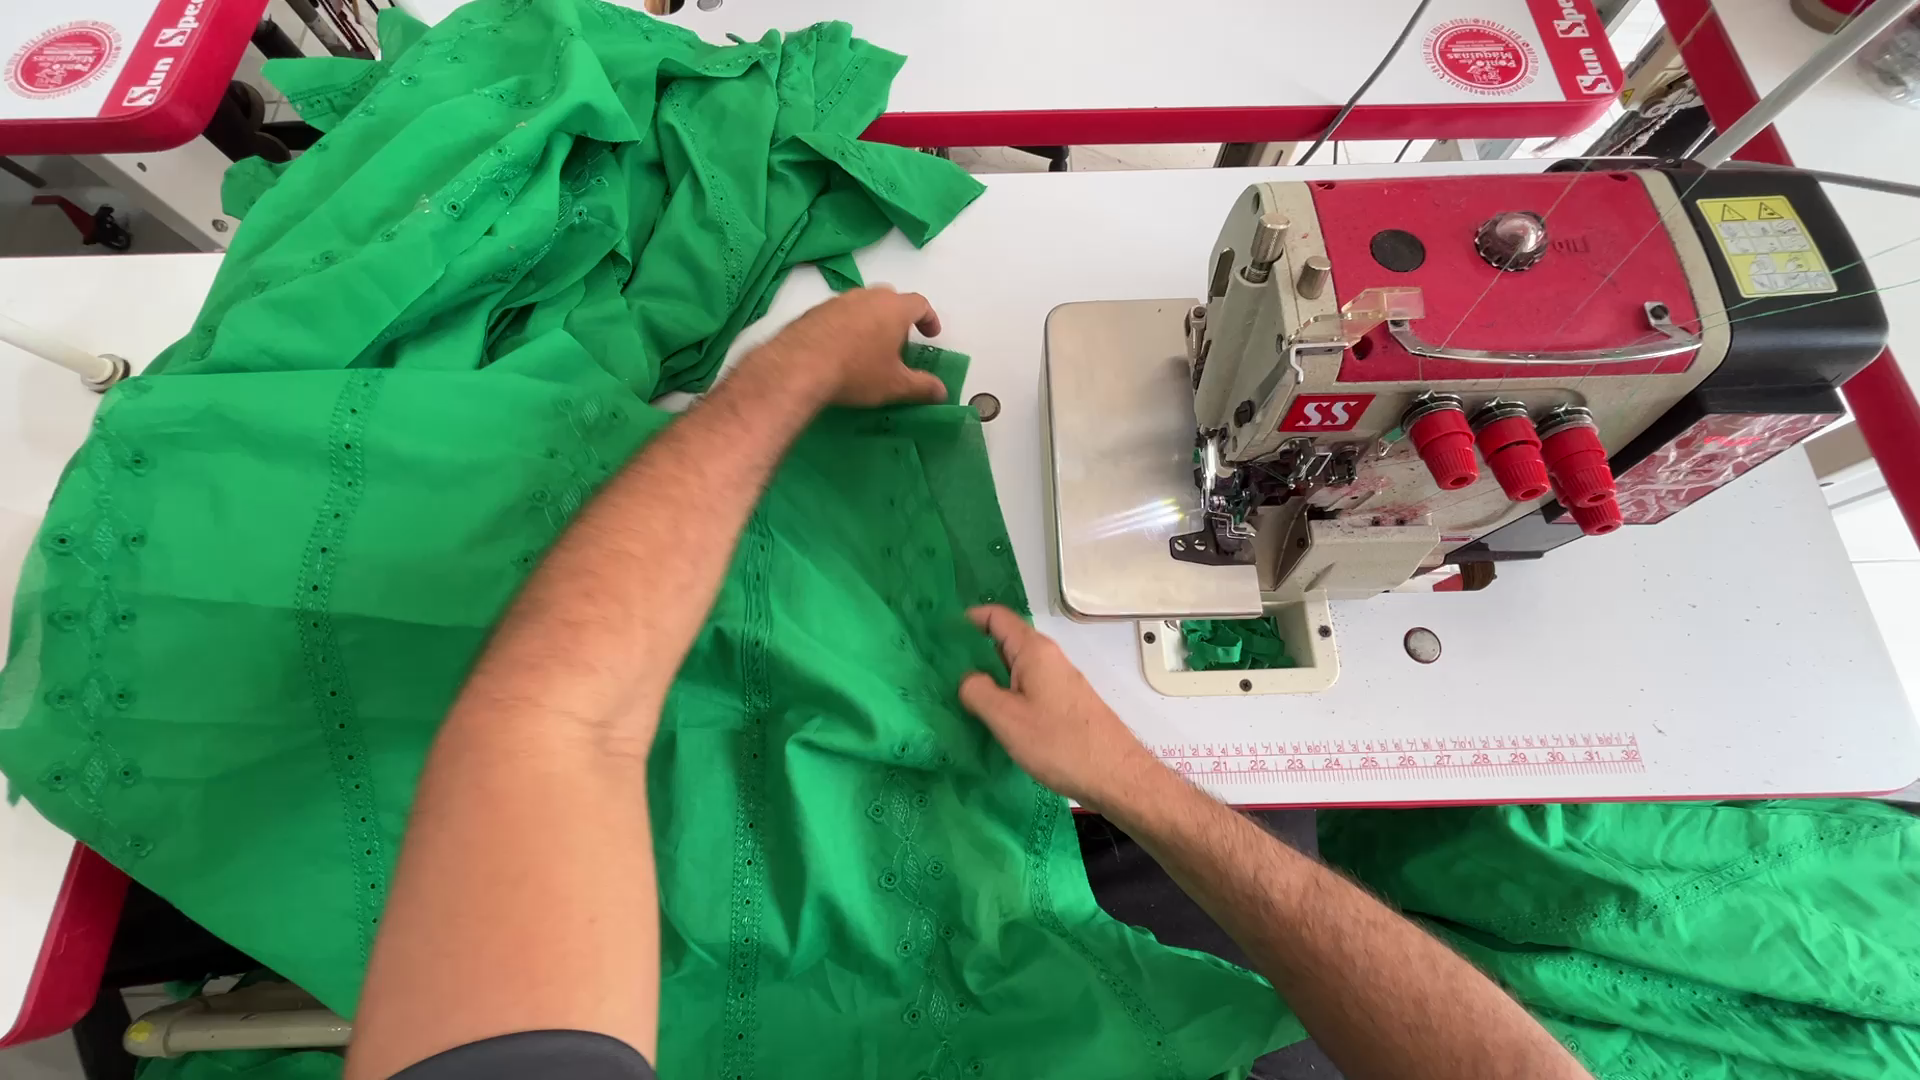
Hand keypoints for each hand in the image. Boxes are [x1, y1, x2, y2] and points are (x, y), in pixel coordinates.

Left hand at [759, 286, 947, 407]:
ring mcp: (838, 300)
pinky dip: (847, 327)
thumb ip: (922, 387)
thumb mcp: (895, 385)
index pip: (920, 304)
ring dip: (871, 322)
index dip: (929, 318)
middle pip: (890, 299)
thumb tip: (942, 393)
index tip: (931, 335)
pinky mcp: (814, 311)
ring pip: (863, 305)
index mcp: (894, 308)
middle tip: (899, 342)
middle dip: (899, 318)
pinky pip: (839, 314)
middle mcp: (867, 296)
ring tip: (869, 348)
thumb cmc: (857, 372)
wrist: (800, 366)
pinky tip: (842, 351)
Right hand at [958, 605, 1161, 810]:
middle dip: (974, 651)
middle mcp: (1048, 657)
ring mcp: (1058, 680)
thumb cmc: (1059, 743)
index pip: (996, 616)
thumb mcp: (1007, 718)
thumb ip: (977, 691)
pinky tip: (993, 717)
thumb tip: (968, 679)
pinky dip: (1007, 694)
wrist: (1115, 776)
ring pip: (1015, 667)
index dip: (968, 619)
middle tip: (940, 669)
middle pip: (1005, 641)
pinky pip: (1027, 687)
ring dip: (989, 676)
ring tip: (959, 695)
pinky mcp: (1064, 703)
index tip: (940, 633)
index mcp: (1034, 650)